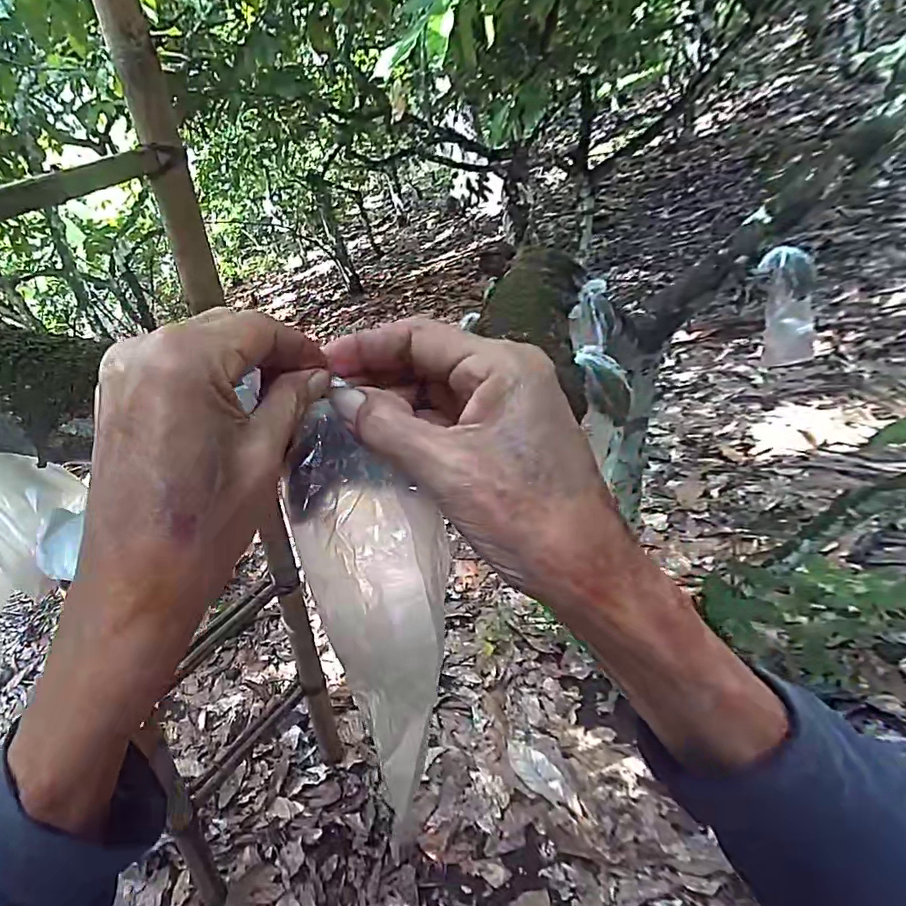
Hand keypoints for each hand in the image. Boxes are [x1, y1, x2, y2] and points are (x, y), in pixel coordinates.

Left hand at [11, 309, 327, 833]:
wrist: (134, 586)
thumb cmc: (205, 529)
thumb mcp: (262, 458)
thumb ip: (291, 400)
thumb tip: (315, 374)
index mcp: (180, 358)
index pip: (254, 326)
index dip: (298, 344)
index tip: (325, 370)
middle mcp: (140, 348)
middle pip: (222, 329)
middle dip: (268, 352)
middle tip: (306, 384)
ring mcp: (118, 371)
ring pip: (196, 346)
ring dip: (237, 364)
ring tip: (274, 397)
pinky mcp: (112, 396)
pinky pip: (169, 367)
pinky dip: (204, 377)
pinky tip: (230, 406)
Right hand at [326, 317, 785, 770]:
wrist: (582, 569)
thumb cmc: (521, 515)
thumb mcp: (446, 468)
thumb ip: (386, 427)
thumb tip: (339, 398)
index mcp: (502, 366)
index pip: (421, 336)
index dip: (367, 346)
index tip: (323, 362)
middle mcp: (506, 376)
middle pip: (427, 361)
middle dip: (377, 376)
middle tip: (326, 395)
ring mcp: (506, 408)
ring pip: (434, 394)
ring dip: (391, 404)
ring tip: (344, 418)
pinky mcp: (501, 439)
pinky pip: (447, 422)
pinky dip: (412, 428)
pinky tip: (378, 438)